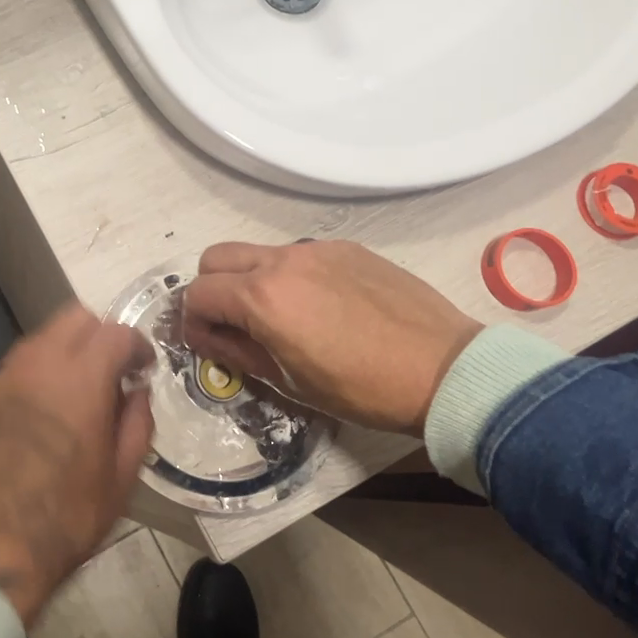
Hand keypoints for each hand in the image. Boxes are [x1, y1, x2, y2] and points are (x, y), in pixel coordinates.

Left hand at [0, 303, 155, 625]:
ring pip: (40, 339)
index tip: (142, 369)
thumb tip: (135, 389)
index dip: (136, 345)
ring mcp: (1, 378)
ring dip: (65, 354)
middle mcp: (37, 365)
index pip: (116, 332)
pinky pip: (13, 369)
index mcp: (80, 380)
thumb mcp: (122, 475)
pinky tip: (38, 416)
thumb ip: (137, 420)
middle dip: (100, 336)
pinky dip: (34, 377)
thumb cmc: (68, 519)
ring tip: (73, 394)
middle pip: (74, 318)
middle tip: (110, 372)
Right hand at [180, 240, 481, 436]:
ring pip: (258, 252)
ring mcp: (317, 249)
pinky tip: (321, 306)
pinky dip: (291, 275)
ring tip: (281, 316)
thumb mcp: (288, 381)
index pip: (198, 293)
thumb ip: (236, 351)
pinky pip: (299, 255)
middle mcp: (283, 261)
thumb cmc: (360, 389)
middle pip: (216, 257)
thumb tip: (207, 337)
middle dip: (212, 288)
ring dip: (251, 279)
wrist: (444, 370)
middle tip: (232, 323)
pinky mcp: (348, 248)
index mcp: (262, 297)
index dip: (193, 321)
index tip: (207, 343)